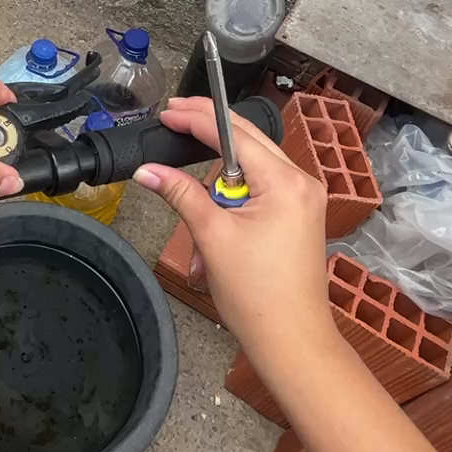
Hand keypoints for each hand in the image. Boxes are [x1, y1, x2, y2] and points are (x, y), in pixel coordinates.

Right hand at [132, 97, 332, 358]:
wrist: (292, 340)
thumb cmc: (259, 296)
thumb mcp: (211, 235)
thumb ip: (180, 193)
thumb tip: (148, 170)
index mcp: (284, 183)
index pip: (233, 134)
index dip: (196, 118)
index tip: (169, 112)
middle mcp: (301, 182)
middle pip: (247, 137)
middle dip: (208, 126)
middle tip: (174, 113)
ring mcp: (303, 198)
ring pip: (253, 159)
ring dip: (220, 162)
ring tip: (190, 165)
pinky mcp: (298, 213)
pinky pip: (261, 181)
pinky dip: (234, 184)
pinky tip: (214, 197)